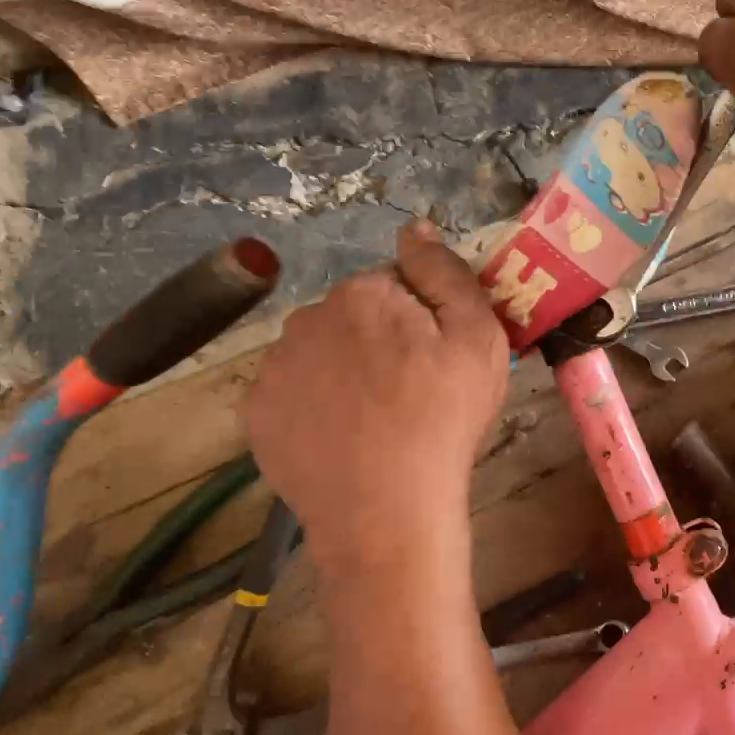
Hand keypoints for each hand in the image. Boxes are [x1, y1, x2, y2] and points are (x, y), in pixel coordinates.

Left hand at [246, 219, 509, 573]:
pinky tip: (346, 434)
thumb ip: (447, 273)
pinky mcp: (256, 414)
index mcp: (362, 294)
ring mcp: (273, 368)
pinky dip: (317, 403)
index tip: (439, 357)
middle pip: (355, 315)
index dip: (423, 318)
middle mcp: (305, 319)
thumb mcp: (478, 337)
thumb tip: (414, 226)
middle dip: (382, 338)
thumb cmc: (444, 417)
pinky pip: (294, 390)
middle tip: (416, 388)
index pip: (396, 284)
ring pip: (321, 352)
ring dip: (346, 368)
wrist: (387, 508)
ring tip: (379, 417)